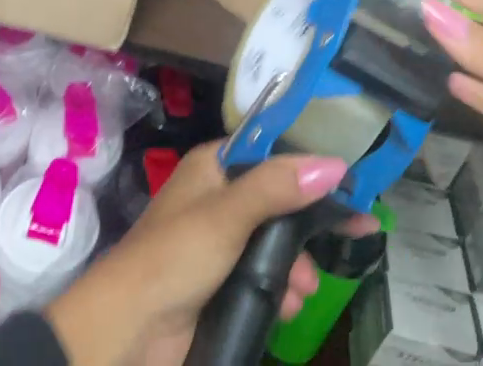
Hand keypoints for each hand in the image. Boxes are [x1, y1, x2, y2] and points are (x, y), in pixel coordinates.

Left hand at [45, 142, 378, 365]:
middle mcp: (217, 196)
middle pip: (280, 199)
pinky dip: (282, 287)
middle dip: (310, 225)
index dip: (312, 165)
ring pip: (277, 241)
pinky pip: (265, 273)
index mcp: (213, 167)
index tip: (354, 184)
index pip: (272, 152)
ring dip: (298, 264)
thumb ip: (278, 188)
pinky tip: (288, 307)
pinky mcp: (221, 279)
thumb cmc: (174, 258)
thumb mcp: (227, 216)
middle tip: (354, 237)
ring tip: (304, 290)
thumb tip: (335, 164)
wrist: (128, 330)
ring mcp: (219, 240)